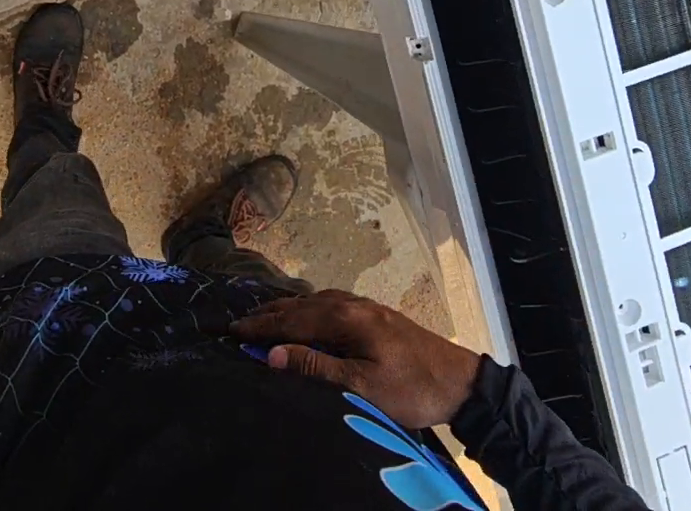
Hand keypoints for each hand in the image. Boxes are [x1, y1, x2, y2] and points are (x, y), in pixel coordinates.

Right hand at [231, 289, 481, 428]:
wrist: (459, 380)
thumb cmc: (410, 388)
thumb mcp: (362, 386)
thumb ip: (316, 368)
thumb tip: (271, 353)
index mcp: (343, 318)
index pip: (290, 321)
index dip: (259, 327)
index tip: (230, 331)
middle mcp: (349, 304)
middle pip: (299, 306)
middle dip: (267, 315)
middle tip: (238, 324)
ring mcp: (363, 306)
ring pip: (313, 302)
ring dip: (286, 310)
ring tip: (264, 318)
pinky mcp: (373, 314)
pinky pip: (328, 303)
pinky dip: (306, 308)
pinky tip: (307, 314)